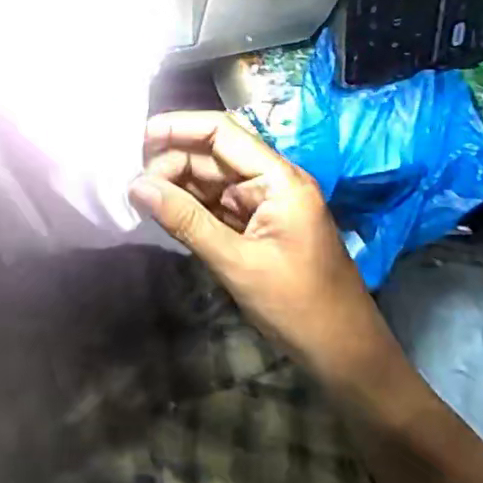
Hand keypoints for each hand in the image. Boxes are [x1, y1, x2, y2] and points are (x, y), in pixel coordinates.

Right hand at [128, 112, 401, 387]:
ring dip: (175, 184)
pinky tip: (162, 212)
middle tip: (135, 184)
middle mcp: (270, 182)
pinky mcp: (254, 226)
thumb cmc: (300, 307)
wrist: (346, 356)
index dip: (178, 127)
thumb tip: (136, 186)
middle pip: (211, 153)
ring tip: (140, 197)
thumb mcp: (237, 263)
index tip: (138, 137)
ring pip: (208, 179)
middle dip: (171, 162)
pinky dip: (186, 205)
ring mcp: (262, 204)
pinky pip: (213, 203)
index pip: (222, 132)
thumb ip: (185, 221)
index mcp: (278, 179)